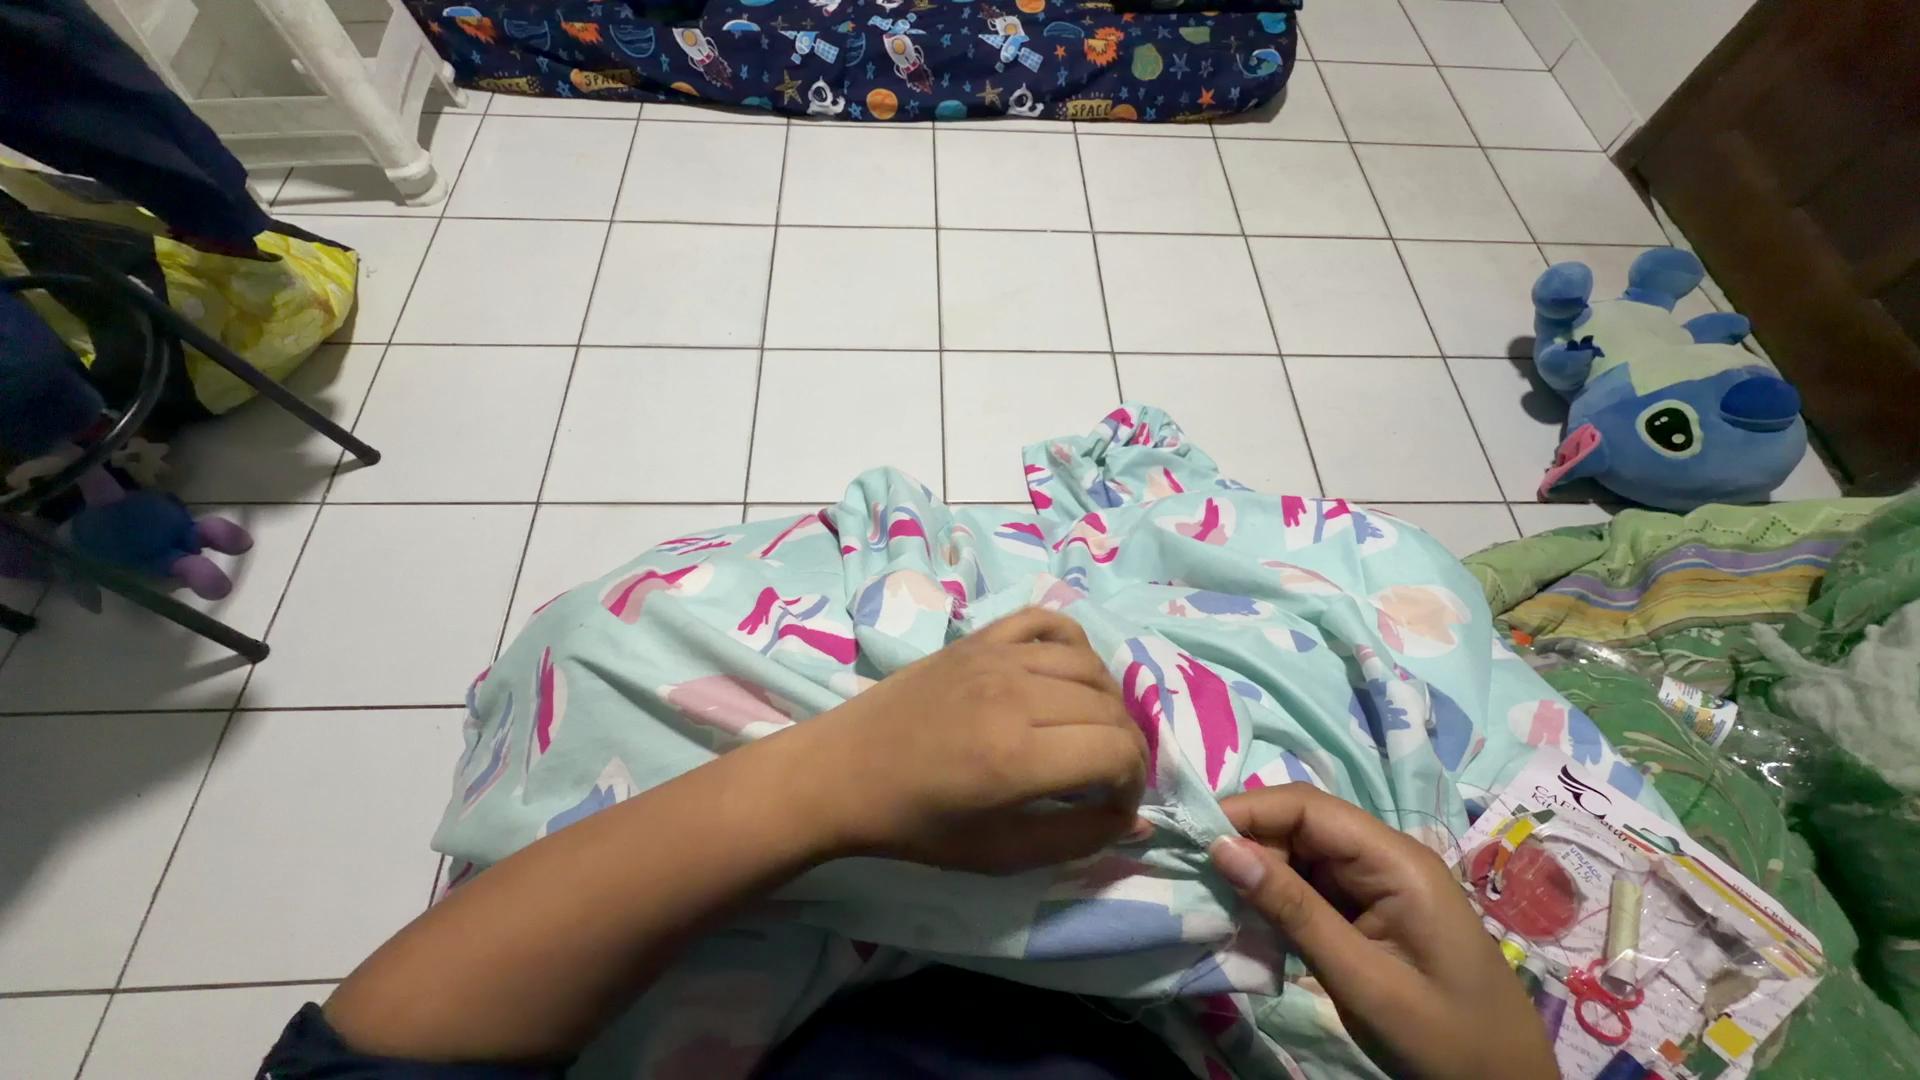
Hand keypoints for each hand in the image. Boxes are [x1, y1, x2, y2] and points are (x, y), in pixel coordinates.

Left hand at [791, 608, 1148, 872]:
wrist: (844, 771)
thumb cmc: (916, 823)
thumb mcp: (998, 853)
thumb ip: (1076, 838)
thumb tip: (1138, 820)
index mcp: (1017, 755)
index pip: (1118, 751)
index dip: (1132, 784)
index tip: (1112, 806)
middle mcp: (1014, 694)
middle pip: (1111, 708)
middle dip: (1125, 748)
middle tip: (1104, 777)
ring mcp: (995, 656)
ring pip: (1089, 664)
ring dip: (1106, 702)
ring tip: (1088, 732)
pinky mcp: (978, 638)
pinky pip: (1046, 621)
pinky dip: (1072, 644)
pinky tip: (1066, 675)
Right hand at [1209, 785, 1558, 1079]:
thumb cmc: (1447, 1041)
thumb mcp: (1364, 981)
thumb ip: (1292, 911)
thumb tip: (1221, 847)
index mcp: (1395, 860)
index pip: (1307, 807)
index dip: (1247, 811)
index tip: (1195, 838)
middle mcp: (1384, 857)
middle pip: (1299, 825)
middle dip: (1248, 843)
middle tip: (1200, 878)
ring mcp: (1378, 883)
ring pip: (1299, 854)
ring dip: (1258, 873)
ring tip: (1217, 900)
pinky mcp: (1368, 909)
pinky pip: (1310, 885)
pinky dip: (1276, 899)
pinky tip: (1252, 921)